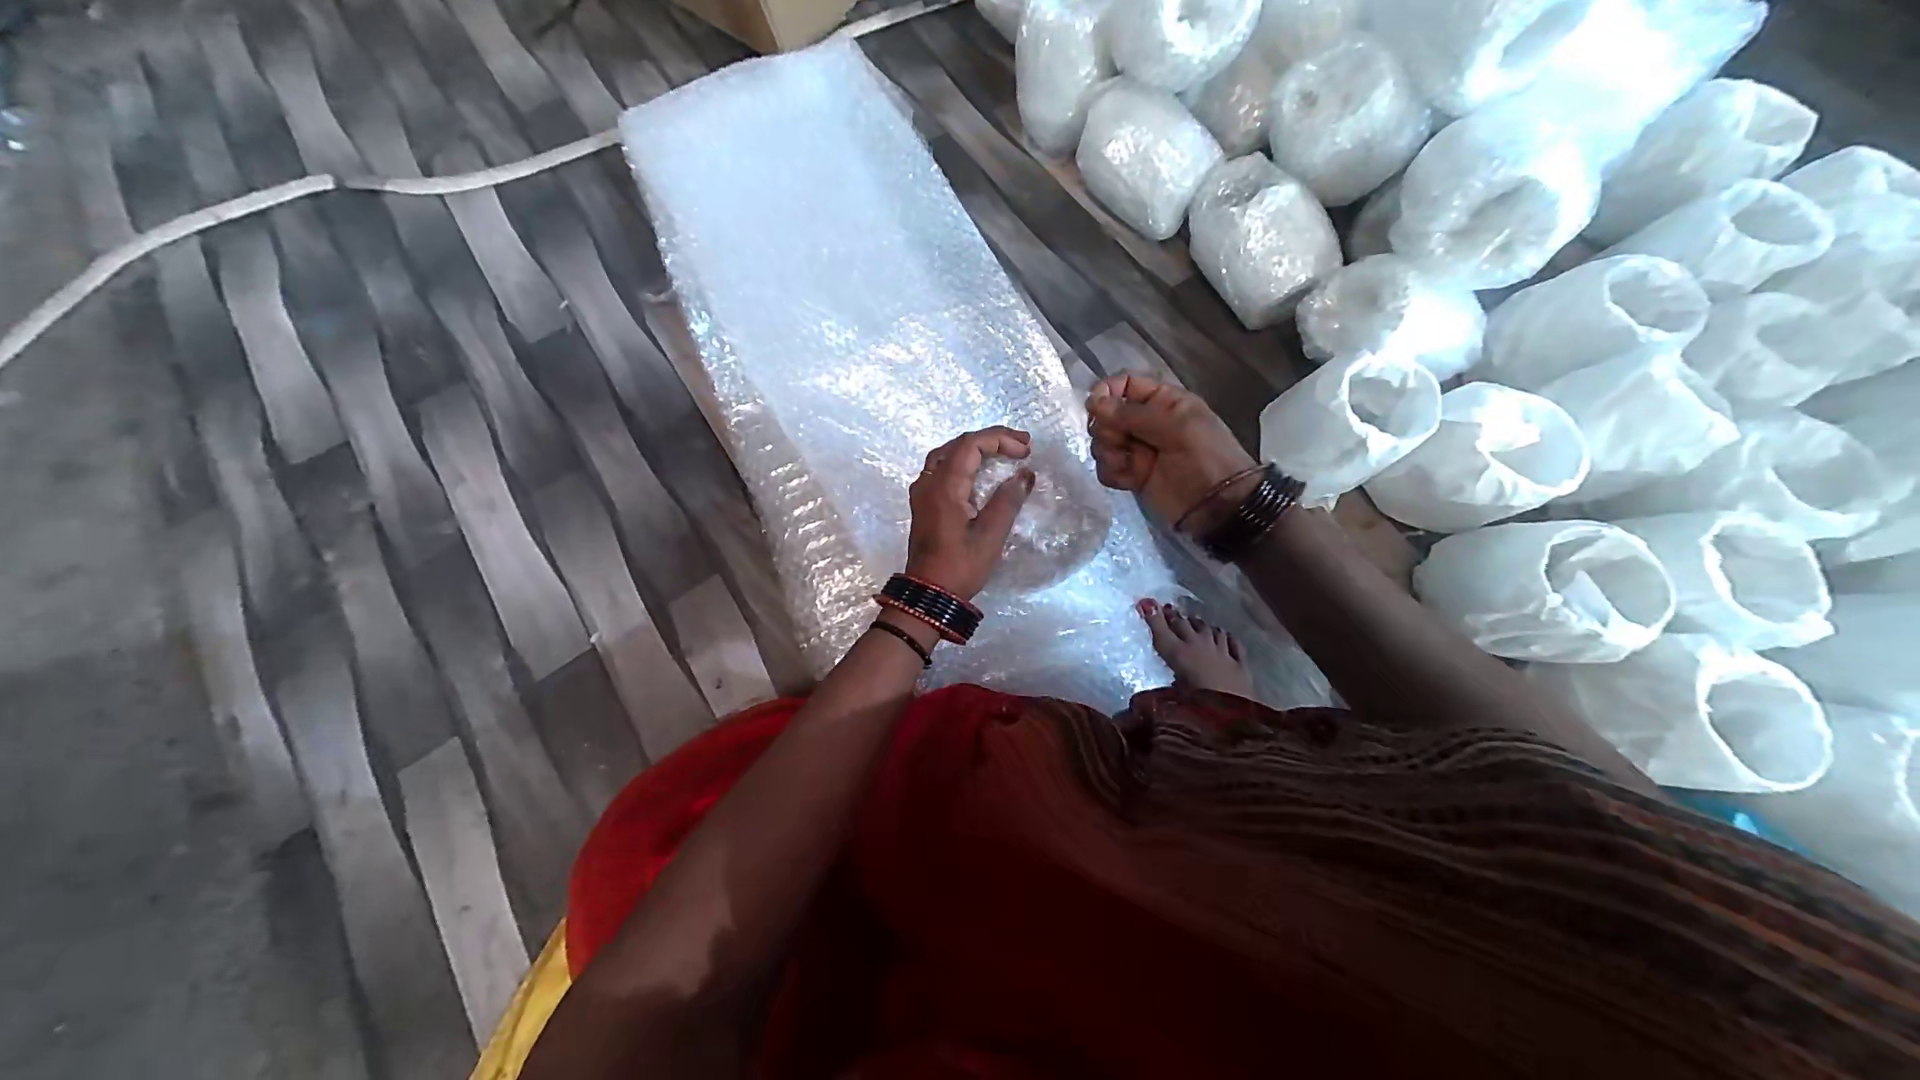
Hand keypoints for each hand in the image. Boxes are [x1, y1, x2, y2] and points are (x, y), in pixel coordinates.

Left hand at [904, 427, 1035, 601]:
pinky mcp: (923, 504)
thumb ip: (1008, 500)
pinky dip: (963, 462)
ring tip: (1004, 452)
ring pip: (947, 455)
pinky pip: (941, 469)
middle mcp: (929, 482)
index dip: (1000, 439)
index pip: (971, 445)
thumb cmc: (961, 565)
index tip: (1026, 449)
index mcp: (944, 485)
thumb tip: (1025, 474)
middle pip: (958, 445)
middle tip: (1022, 446)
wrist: (930, 593)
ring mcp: (922, 492)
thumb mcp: (991, 534)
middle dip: (991, 440)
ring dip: (975, 448)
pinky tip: (980, 471)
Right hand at [1086, 373, 1256, 531]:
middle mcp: (1145, 422)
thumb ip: (1133, 414)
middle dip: (1106, 428)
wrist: (1217, 507)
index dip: (1107, 392)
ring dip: (1108, 453)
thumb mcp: (1177, 427)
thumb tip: (1093, 403)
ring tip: (1128, 464)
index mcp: (1162, 401)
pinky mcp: (1131, 474)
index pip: (1125, 384)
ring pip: (1102, 442)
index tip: (1095, 408)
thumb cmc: (1206, 459)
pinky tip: (1129, 481)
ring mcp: (1137, 449)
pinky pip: (1106, 467)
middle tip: (1120, 442)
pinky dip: (1112, 473)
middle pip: (1107, 414)